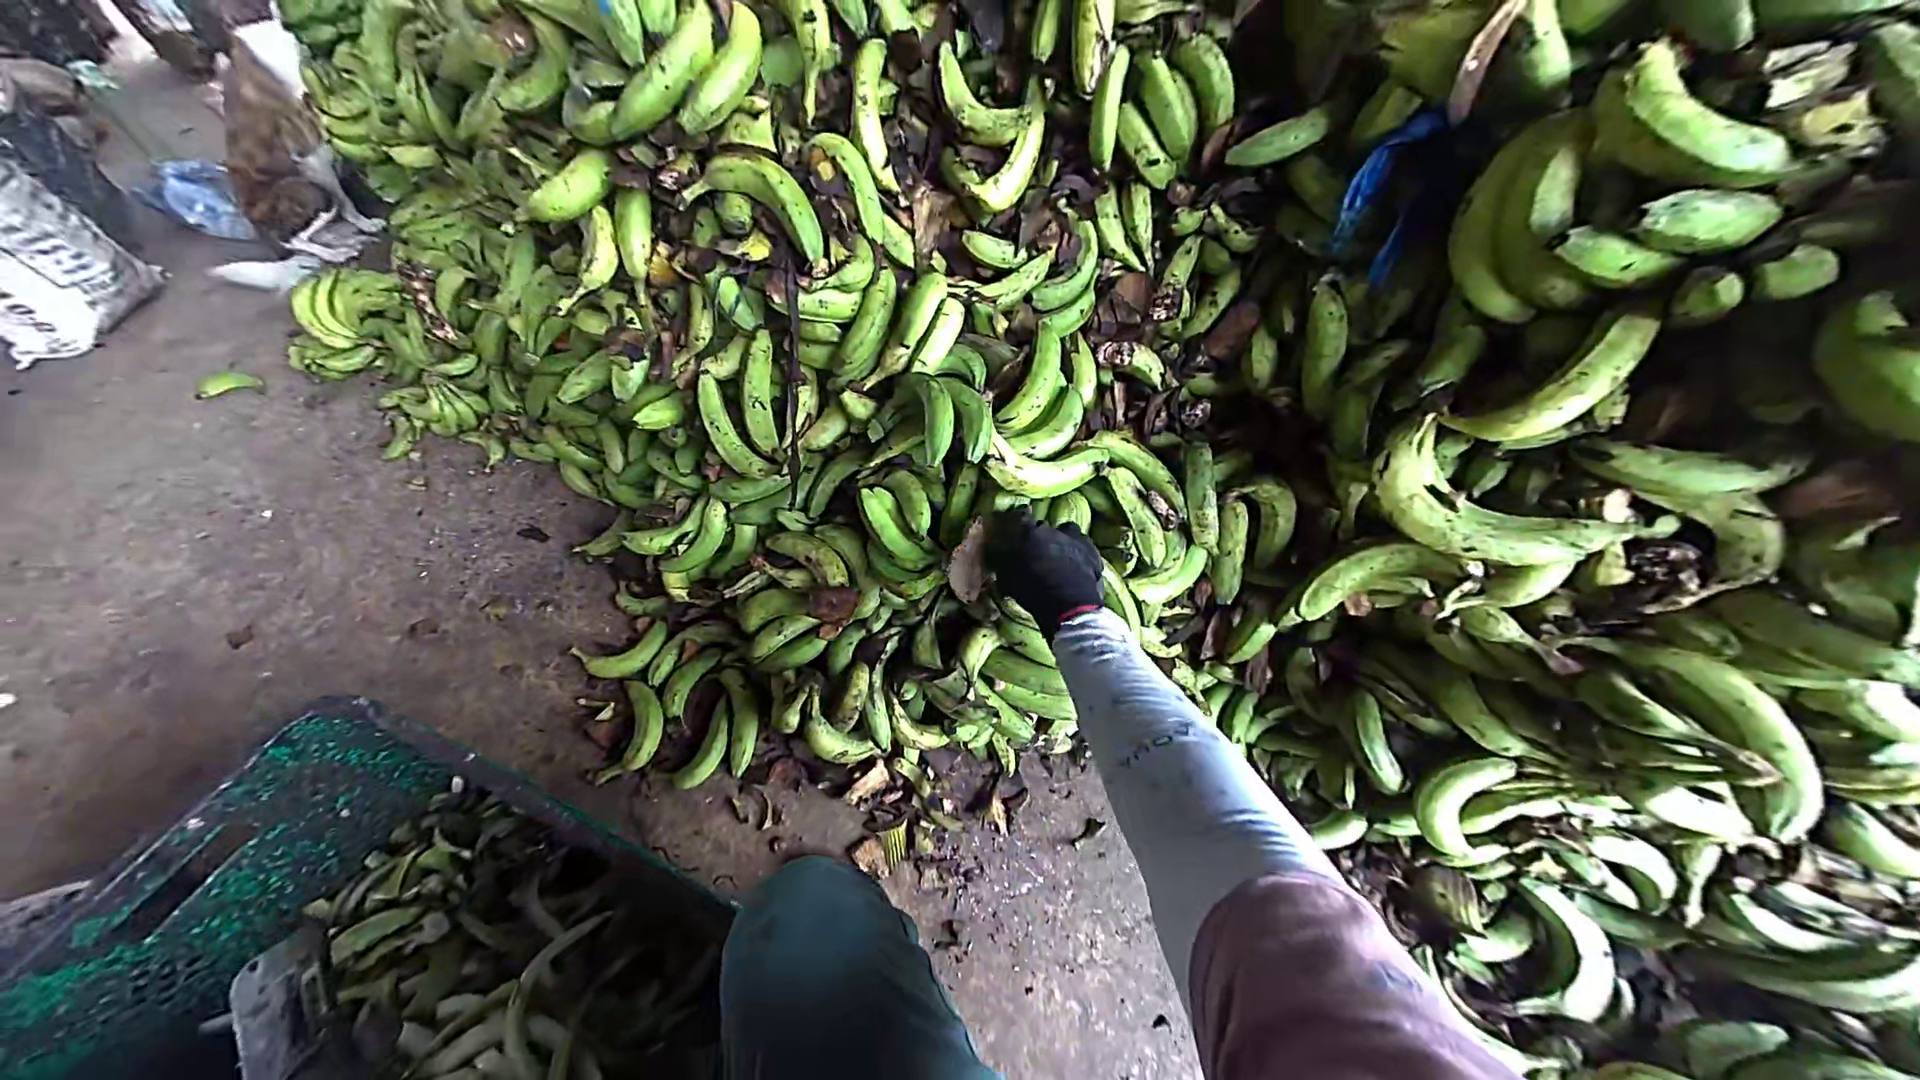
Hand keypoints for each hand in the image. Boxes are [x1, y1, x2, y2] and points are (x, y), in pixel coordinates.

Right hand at [985, 508, 1104, 634]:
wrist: (1070, 607)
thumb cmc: (1033, 593)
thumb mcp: (1007, 579)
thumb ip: (1002, 562)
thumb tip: (998, 555)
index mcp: (1029, 531)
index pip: (1015, 517)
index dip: (1011, 524)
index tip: (1008, 533)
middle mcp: (1052, 528)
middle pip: (1041, 527)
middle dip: (1036, 536)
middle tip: (1032, 550)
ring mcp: (1075, 538)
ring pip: (1064, 533)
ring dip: (1059, 542)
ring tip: (1056, 557)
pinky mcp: (1092, 551)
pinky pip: (1081, 547)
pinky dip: (1077, 553)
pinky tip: (1075, 565)